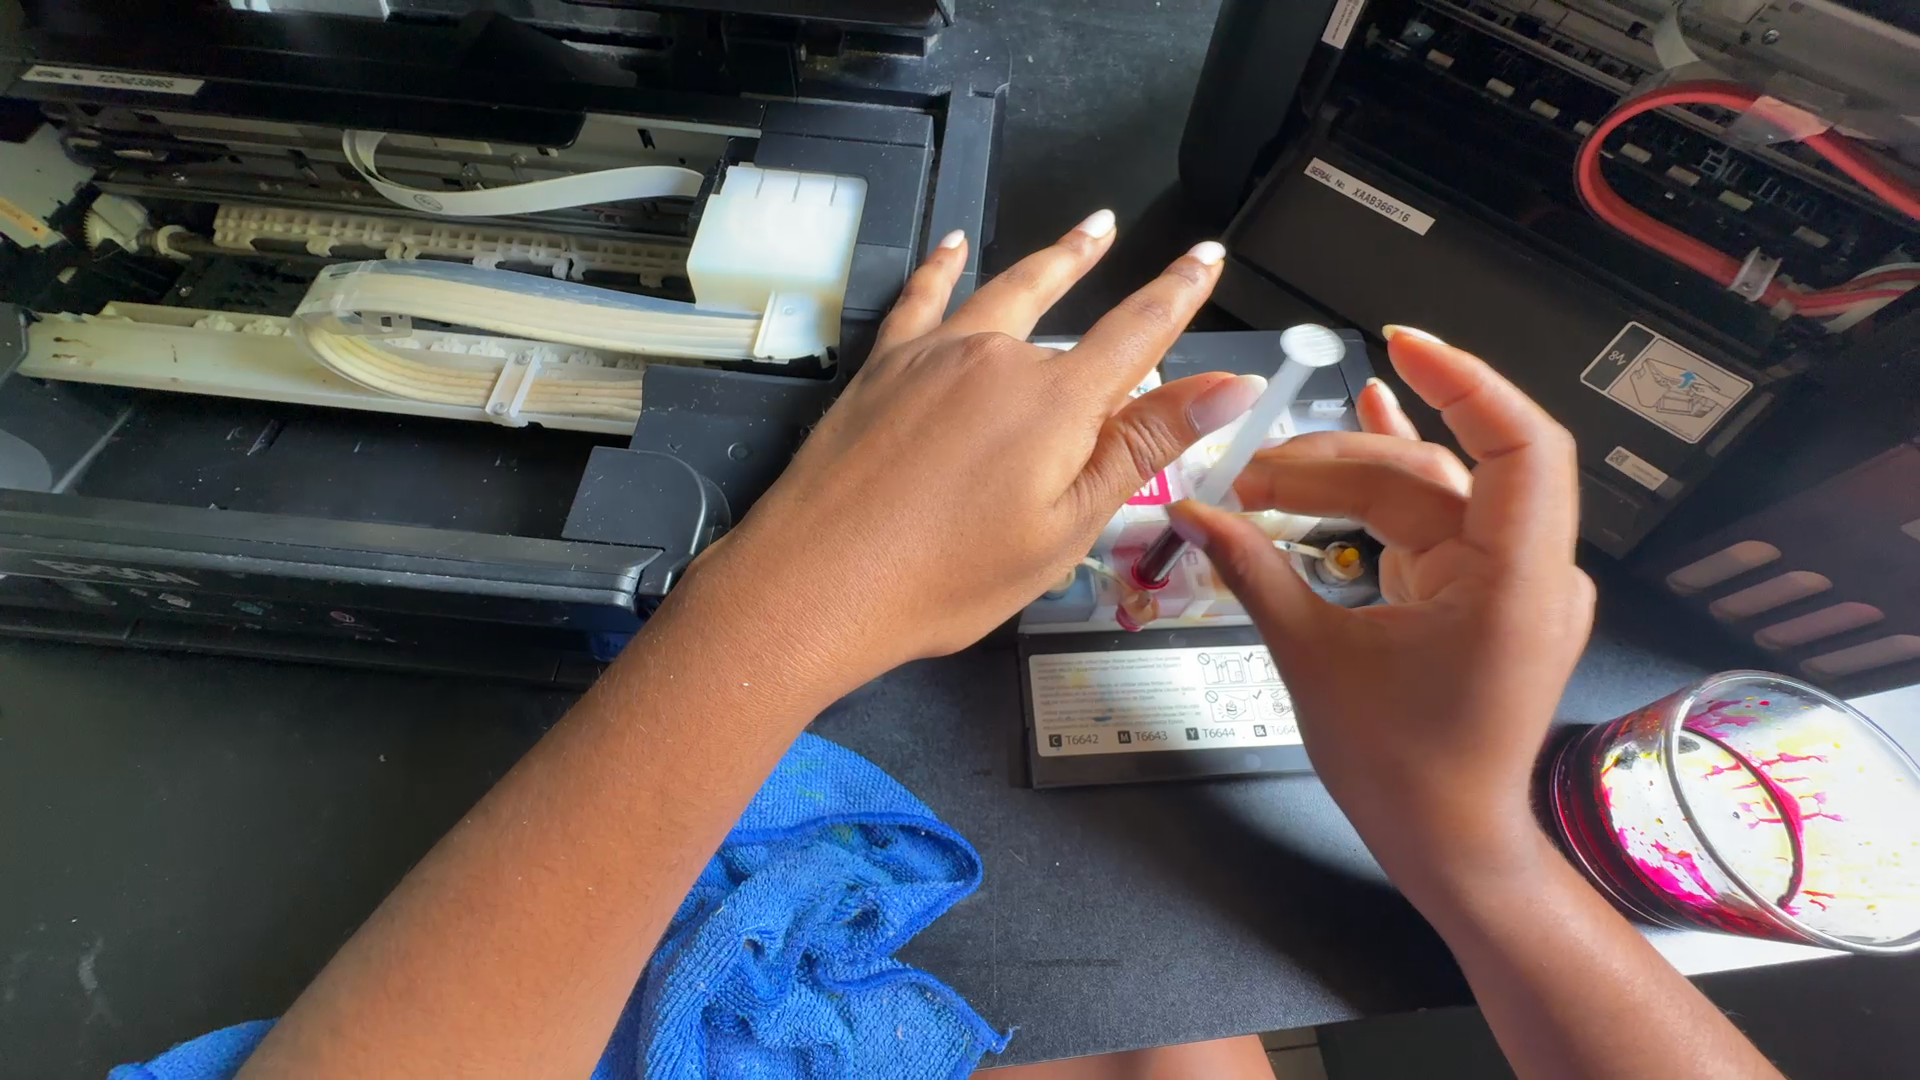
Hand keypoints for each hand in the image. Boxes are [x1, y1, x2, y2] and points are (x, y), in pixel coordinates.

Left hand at [678, 215, 1268, 695]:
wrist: (820, 582)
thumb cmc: (953, 576)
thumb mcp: (1065, 528)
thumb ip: (1142, 448)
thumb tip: (1230, 385)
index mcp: (1056, 402)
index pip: (1136, 332)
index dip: (1177, 293)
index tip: (1205, 255)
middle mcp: (999, 357)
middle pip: (1064, 304)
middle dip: (1096, 265)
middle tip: (1114, 227)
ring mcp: (934, 354)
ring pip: (1003, 290)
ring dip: (1046, 259)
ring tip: (1077, 229)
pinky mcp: (883, 366)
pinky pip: (920, 299)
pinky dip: (940, 268)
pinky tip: (951, 246)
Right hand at [1168, 329, 1594, 896]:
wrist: (1442, 836)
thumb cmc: (1394, 763)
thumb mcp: (1311, 657)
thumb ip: (1253, 571)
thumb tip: (1192, 514)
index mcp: (1511, 584)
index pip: (1519, 449)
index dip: (1465, 383)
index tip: (1400, 342)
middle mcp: (1526, 570)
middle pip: (1431, 474)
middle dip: (1336, 461)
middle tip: (1249, 473)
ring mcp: (1504, 581)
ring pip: (1422, 497)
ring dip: (1343, 480)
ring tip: (1265, 473)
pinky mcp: (1476, 592)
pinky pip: (1431, 521)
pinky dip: (1389, 484)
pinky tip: (1370, 422)